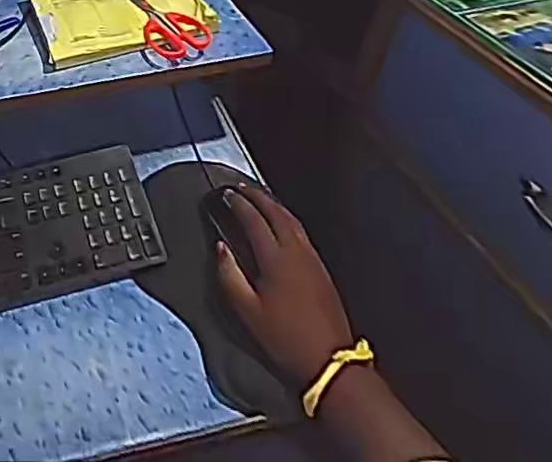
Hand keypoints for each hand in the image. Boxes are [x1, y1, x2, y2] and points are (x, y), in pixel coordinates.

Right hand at [213, 180, 352, 385]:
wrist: (331, 365)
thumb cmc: (284, 338)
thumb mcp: (246, 310)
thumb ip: (228, 274)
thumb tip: (220, 248)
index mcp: (276, 260)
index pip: (254, 220)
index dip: (238, 204)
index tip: (225, 194)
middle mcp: (297, 254)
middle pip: (277, 213)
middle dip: (258, 196)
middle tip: (241, 187)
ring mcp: (313, 261)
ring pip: (293, 221)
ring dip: (275, 205)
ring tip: (260, 198)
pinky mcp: (323, 271)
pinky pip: (303, 233)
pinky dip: (288, 219)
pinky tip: (282, 223)